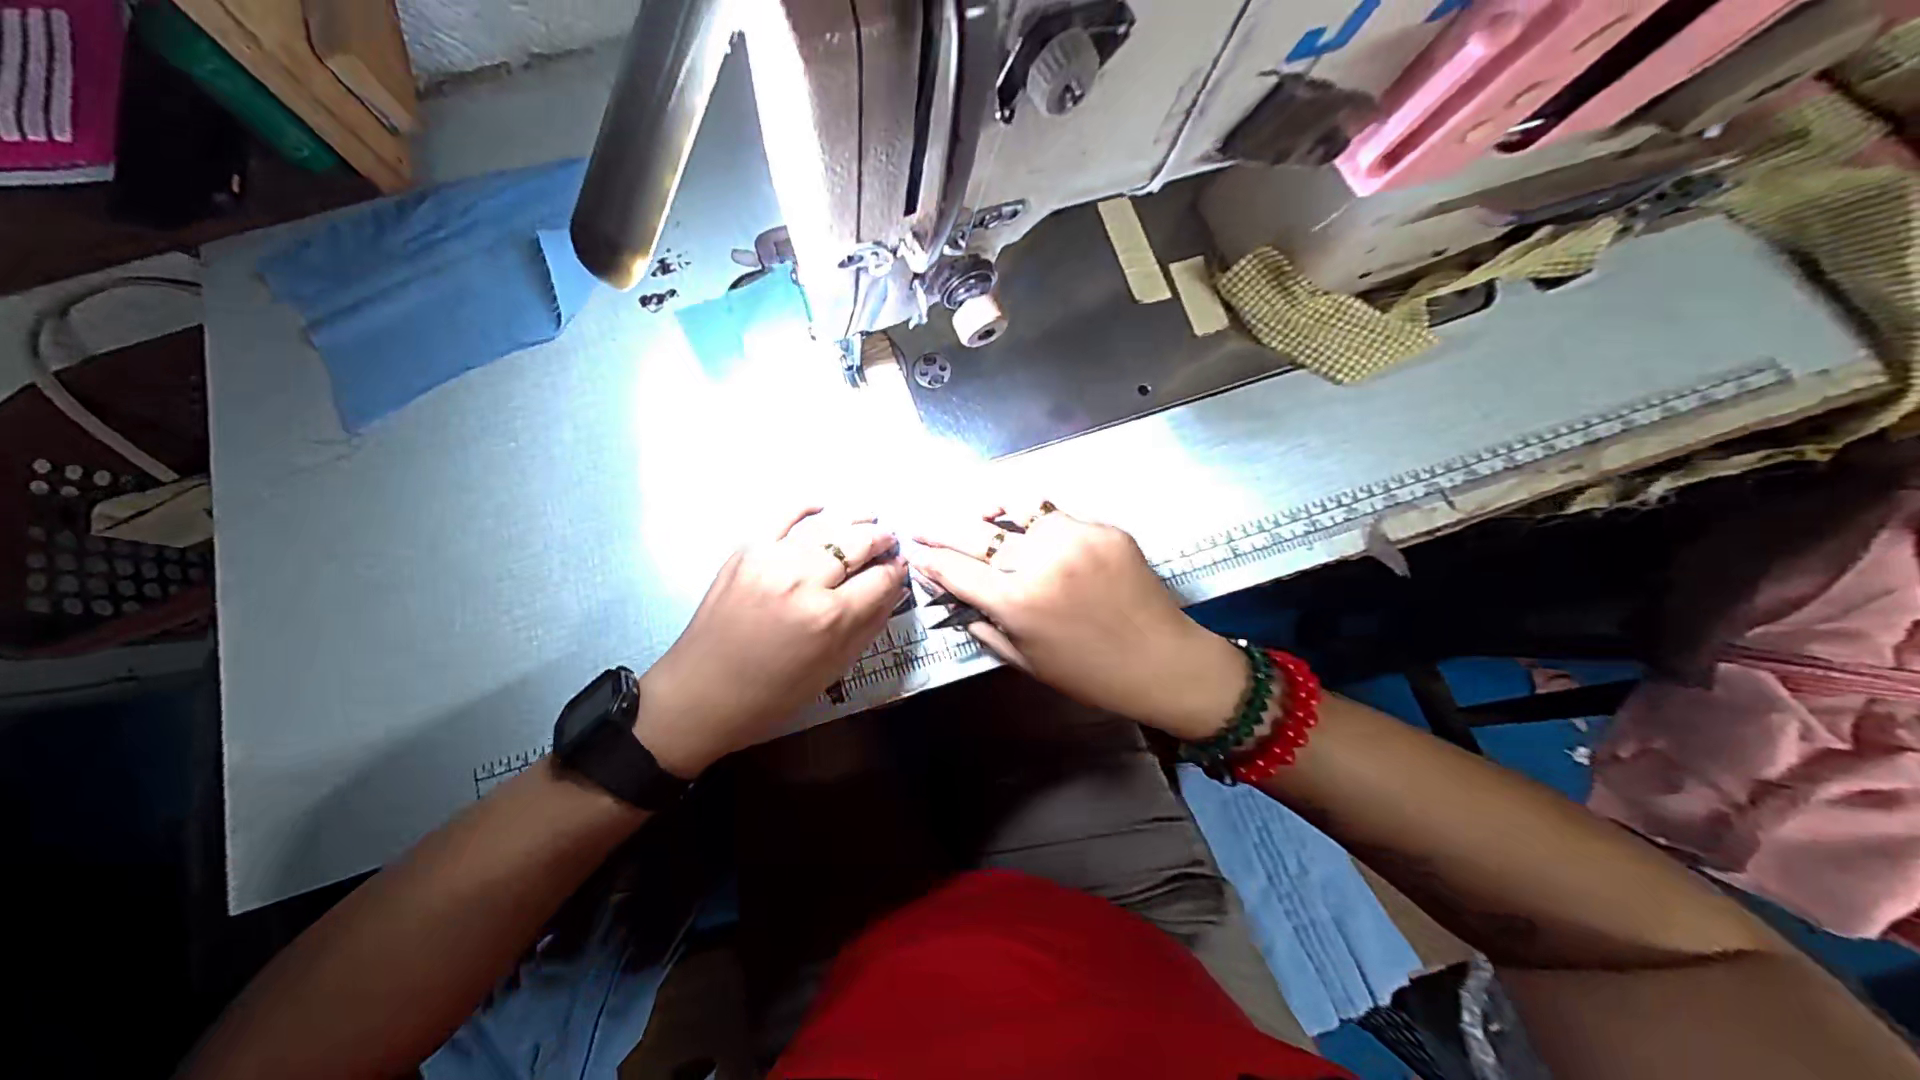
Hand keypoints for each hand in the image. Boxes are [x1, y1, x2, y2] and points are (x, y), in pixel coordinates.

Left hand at [635, 507, 908, 776]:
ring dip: (854, 521)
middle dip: (880, 540)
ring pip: (826, 528)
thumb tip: (892, 587)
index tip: (900, 567)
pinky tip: (823, 507)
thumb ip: (869, 623)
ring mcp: (771, 561)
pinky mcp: (745, 553)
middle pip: (857, 544)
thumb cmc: (774, 693)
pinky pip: (781, 518)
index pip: (881, 579)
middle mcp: (803, 580)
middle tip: (890, 540)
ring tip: (870, 518)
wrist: (703, 693)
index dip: (896, 571)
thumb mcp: (834, 667)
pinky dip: (805, 509)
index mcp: (830, 617)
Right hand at [911, 505, 1247, 740]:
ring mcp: (1075, 539)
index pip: (957, 571)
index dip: (931, 560)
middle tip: (923, 523)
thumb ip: (987, 627)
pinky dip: (1039, 521)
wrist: (1163, 661)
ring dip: (992, 510)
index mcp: (1018, 603)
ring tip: (979, 509)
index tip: (916, 553)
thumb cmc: (1090, 674)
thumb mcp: (1027, 660)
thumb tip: (959, 600)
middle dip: (942, 528)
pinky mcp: (1104, 529)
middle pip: (976, 534)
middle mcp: (1041, 563)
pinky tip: (1031, 527)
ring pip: (1019, 510)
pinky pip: (1059, 516)